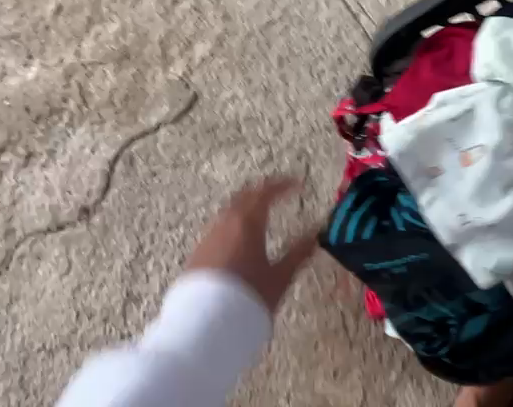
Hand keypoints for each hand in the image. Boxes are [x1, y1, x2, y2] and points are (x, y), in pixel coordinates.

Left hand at [183, 176, 319, 312]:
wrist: (201, 328)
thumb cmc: (246, 300)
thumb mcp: (279, 279)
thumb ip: (298, 254)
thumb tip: (316, 234)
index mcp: (248, 223)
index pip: (265, 192)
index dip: (282, 185)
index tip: (296, 184)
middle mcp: (225, 225)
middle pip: (243, 196)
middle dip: (261, 191)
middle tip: (277, 193)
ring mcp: (208, 239)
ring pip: (228, 212)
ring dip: (244, 208)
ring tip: (258, 216)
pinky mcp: (196, 256)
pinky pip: (217, 229)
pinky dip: (232, 225)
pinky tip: (237, 241)